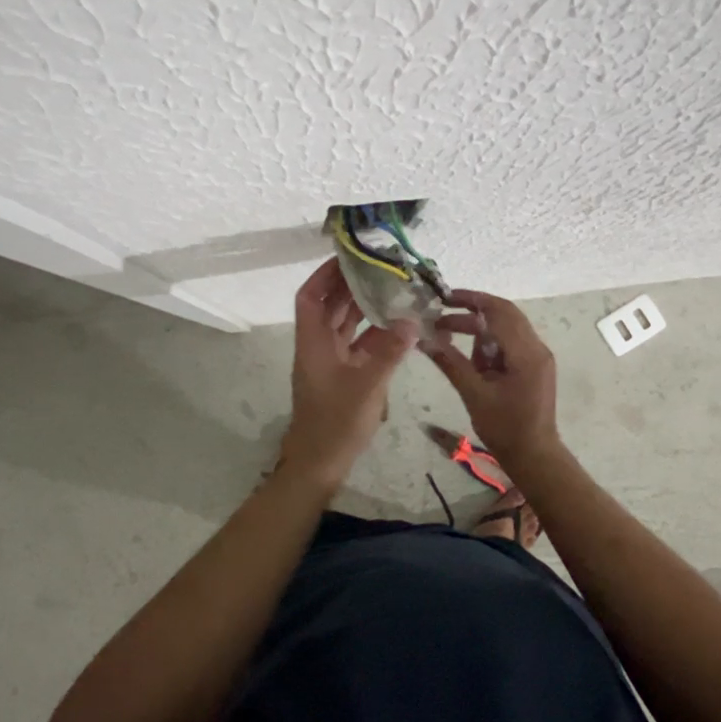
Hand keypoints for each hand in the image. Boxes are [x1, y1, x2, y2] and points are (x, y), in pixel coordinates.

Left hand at [277, 259, 418, 487]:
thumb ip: (388, 352)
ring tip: (392, 287)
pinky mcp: (345, 377)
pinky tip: (399, 323)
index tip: (347, 257)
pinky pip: (359, 345)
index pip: (310, 298)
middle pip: (329, 307)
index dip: (324, 275)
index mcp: (312, 343)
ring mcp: (332, 363)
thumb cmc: (335, 423)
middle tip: (380, 266)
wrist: (320, 464)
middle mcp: (319, 347)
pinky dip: (375, 333)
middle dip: (350, 285)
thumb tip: (411, 320)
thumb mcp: (366, 386)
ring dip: (364, 307)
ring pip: (346, 325)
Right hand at [423, 290, 560, 461]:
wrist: (534, 455)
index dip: (471, 300)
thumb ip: (450, 362)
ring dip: (478, 328)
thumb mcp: (474, 394)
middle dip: (472, 310)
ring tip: (447, 336)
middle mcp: (536, 348)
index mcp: (526, 353)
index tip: (444, 298)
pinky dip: (488, 343)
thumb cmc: (505, 428)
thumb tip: (424, 340)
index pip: (499, 311)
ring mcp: (537, 357)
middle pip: (504, 314)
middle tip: (441, 313)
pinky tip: (468, 355)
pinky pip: (509, 343)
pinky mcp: (533, 366)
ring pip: (506, 328)